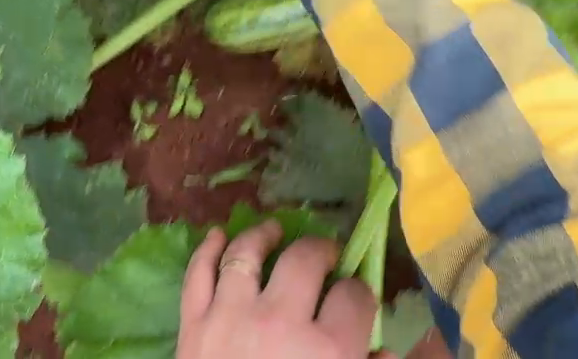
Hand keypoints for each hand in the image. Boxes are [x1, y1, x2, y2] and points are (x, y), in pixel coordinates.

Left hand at [178, 222, 447, 358]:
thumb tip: (384, 352)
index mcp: (328, 351)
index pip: (354, 298)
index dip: (360, 292)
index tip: (359, 294)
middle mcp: (279, 320)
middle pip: (303, 261)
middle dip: (320, 252)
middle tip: (326, 255)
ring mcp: (230, 315)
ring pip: (246, 254)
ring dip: (262, 236)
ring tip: (274, 230)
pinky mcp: (193, 322)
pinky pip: (198, 271)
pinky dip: (207, 248)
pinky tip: (218, 236)